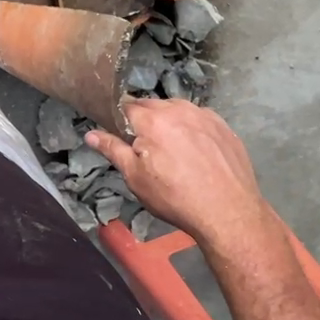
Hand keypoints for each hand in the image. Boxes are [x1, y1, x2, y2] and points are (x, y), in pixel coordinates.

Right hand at [86, 99, 278, 250]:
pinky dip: (191, 128)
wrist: (229, 213)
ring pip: (176, 110)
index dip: (119, 119)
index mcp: (151, 119)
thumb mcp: (135, 177)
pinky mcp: (224, 126)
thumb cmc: (175, 197)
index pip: (125, 106)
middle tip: (146, 148)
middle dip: (144, 120)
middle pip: (151, 105)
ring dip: (168, 122)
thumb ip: (112, 150)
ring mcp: (204, 115)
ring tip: (172, 150)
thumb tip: (90, 134)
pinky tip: (195, 151)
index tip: (120, 135)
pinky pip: (198, 119)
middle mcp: (178, 109)